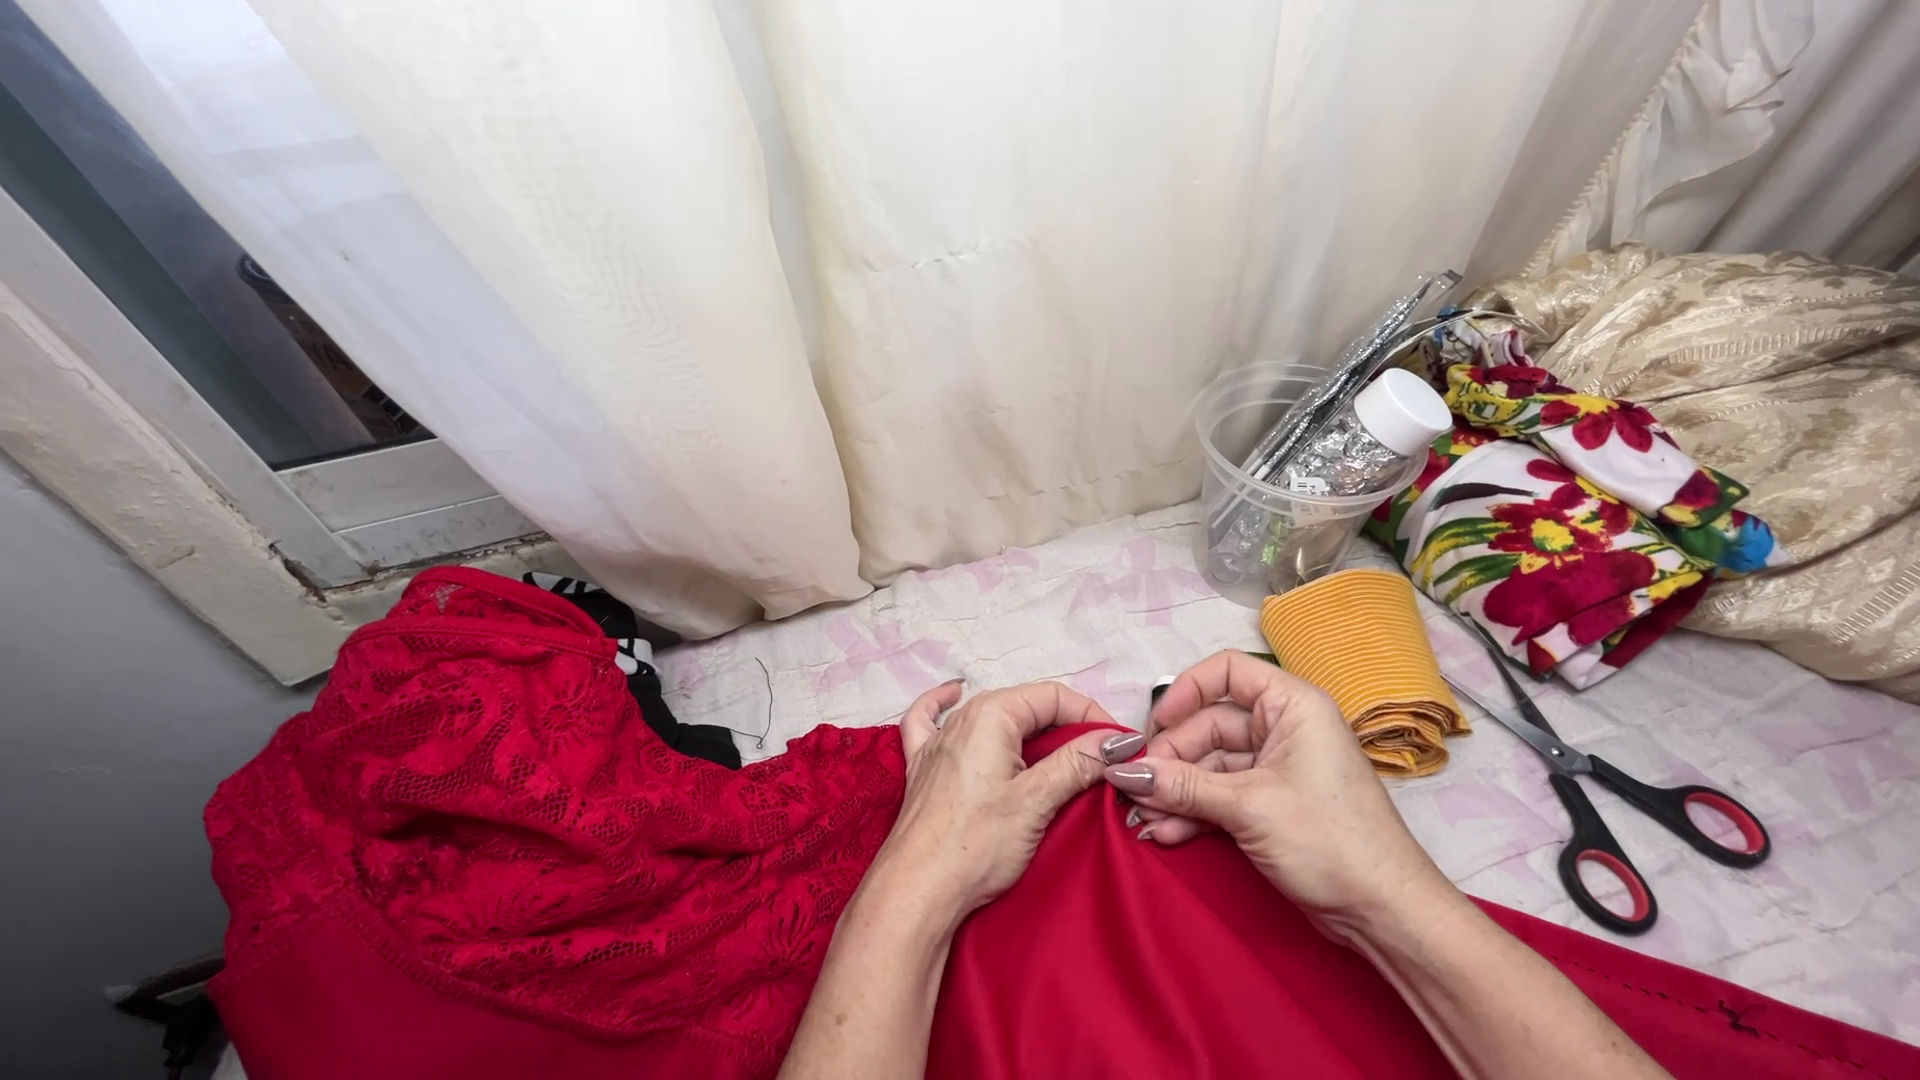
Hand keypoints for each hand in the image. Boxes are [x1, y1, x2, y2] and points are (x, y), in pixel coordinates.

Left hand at [876, 680, 1122, 923]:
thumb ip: (1077, 764)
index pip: (1054, 696)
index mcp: (990, 715)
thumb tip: (1115, 742)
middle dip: (1067, 728)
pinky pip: (932, 721)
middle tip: (1099, 760)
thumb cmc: (973, 847)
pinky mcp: (923, 767)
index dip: (1091, 716)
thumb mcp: (1036, 801)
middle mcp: (961, 719)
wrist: (917, 892)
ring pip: (994, 718)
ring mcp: (938, 742)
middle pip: (1027, 707)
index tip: (1117, 746)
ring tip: (1060, 754)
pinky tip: (952, 696)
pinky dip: (944, 705)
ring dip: (1028, 730)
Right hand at [1103, 650, 1448, 938]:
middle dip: (1170, 760)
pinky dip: (1192, 812)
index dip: (1186, 691)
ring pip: (1209, 766)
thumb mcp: (1248, 807)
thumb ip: (1182, 786)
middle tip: (1135, 789)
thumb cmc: (1331, 841)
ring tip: (1143, 818)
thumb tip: (1125, 773)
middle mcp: (1283, 728)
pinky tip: (1165, 833)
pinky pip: (1218, 795)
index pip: (1228, 672)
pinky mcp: (1268, 804)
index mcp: (1292, 706)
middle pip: (1208, 725)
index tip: (1155, 726)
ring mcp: (1275, 768)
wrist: (1384, 913)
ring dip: (1175, 792)